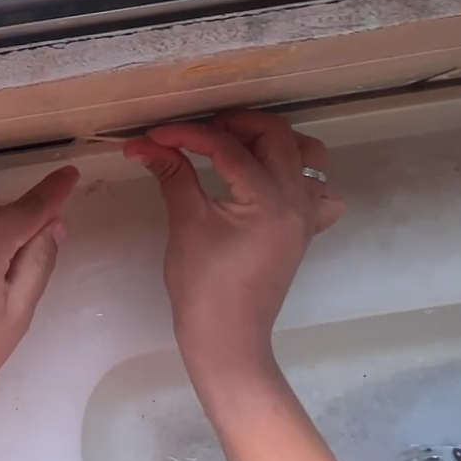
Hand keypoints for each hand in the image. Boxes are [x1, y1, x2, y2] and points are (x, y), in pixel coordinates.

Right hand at [124, 113, 343, 377]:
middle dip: (234, 124)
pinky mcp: (305, 229)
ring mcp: (308, 216)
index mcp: (269, 200)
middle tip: (196, 133)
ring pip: (307, 155)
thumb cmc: (203, 283)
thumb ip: (171, 172)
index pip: (227, 146)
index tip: (154, 136)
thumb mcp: (185, 220)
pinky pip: (318, 191)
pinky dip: (296, 175)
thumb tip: (142, 143)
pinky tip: (266, 181)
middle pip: (276, 135)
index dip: (188, 133)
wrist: (226, 337)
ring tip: (233, 148)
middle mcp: (298, 201)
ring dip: (270, 141)